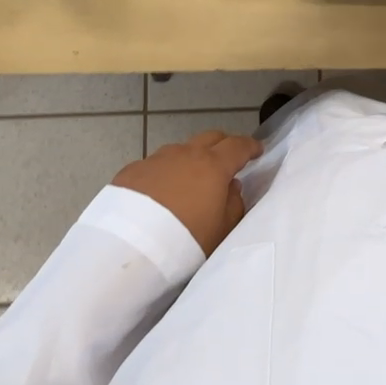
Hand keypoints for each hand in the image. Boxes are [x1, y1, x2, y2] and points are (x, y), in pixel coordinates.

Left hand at [111, 131, 262, 254]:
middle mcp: (185, 154)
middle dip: (222, 145)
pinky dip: (164, 173)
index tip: (257, 150)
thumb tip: (231, 186)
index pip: (238, 146)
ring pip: (180, 150)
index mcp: (213, 165)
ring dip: (190, 159)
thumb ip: (234, 204)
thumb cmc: (185, 239)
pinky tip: (158, 192)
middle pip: (210, 138)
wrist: (128, 246)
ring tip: (189, 179)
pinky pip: (155, 165)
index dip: (250, 146)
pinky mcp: (131, 170)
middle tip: (227, 159)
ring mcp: (156, 159)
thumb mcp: (222, 230)